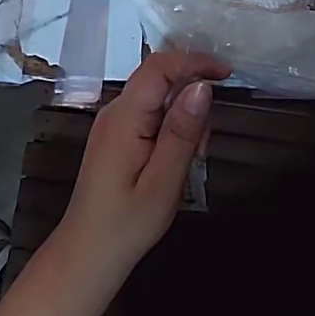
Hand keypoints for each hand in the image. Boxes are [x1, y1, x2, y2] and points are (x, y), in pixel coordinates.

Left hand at [51, 51, 230, 281]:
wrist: (87, 255)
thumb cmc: (126, 224)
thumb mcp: (164, 181)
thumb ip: (182, 131)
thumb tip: (202, 86)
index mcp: (124, 117)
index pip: (159, 66)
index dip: (194, 60)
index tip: (226, 74)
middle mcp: (115, 111)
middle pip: (160, 77)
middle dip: (192, 95)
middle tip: (203, 142)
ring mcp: (113, 122)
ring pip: (158, 95)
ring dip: (183, 114)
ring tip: (189, 158)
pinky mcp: (117, 134)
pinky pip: (150, 112)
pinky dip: (171, 125)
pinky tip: (175, 158)